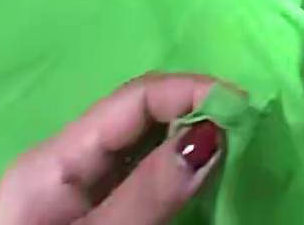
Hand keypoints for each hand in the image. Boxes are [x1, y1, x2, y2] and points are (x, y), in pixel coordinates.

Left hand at [0, 74, 229, 224]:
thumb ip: (148, 194)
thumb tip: (211, 135)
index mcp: (54, 158)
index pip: (133, 98)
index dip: (188, 91)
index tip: (242, 105)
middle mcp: (66, 163)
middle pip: (140, 121)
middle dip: (193, 118)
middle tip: (248, 133)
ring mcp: (76, 195)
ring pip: (143, 152)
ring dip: (189, 150)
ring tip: (236, 155)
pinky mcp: (90, 221)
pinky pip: (138, 185)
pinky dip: (174, 183)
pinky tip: (205, 189)